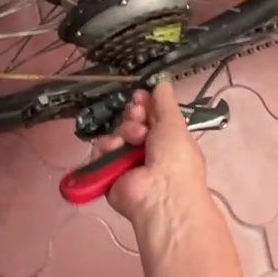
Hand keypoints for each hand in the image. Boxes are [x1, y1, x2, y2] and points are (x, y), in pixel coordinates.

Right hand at [98, 79, 213, 230]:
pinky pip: (101, 152)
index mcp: (167, 140)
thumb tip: (162, 82)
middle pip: (130, 123)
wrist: (161, 194)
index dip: (144, 104)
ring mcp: (126, 164)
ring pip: (115, 135)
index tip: (140, 96)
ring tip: (133, 139)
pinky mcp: (108, 174)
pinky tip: (116, 150)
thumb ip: (165, 103)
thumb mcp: (174, 124)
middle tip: (138, 119)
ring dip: (123, 132)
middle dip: (133, 117)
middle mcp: (147, 151)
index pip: (151, 116)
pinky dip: (107, 148)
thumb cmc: (175, 158)